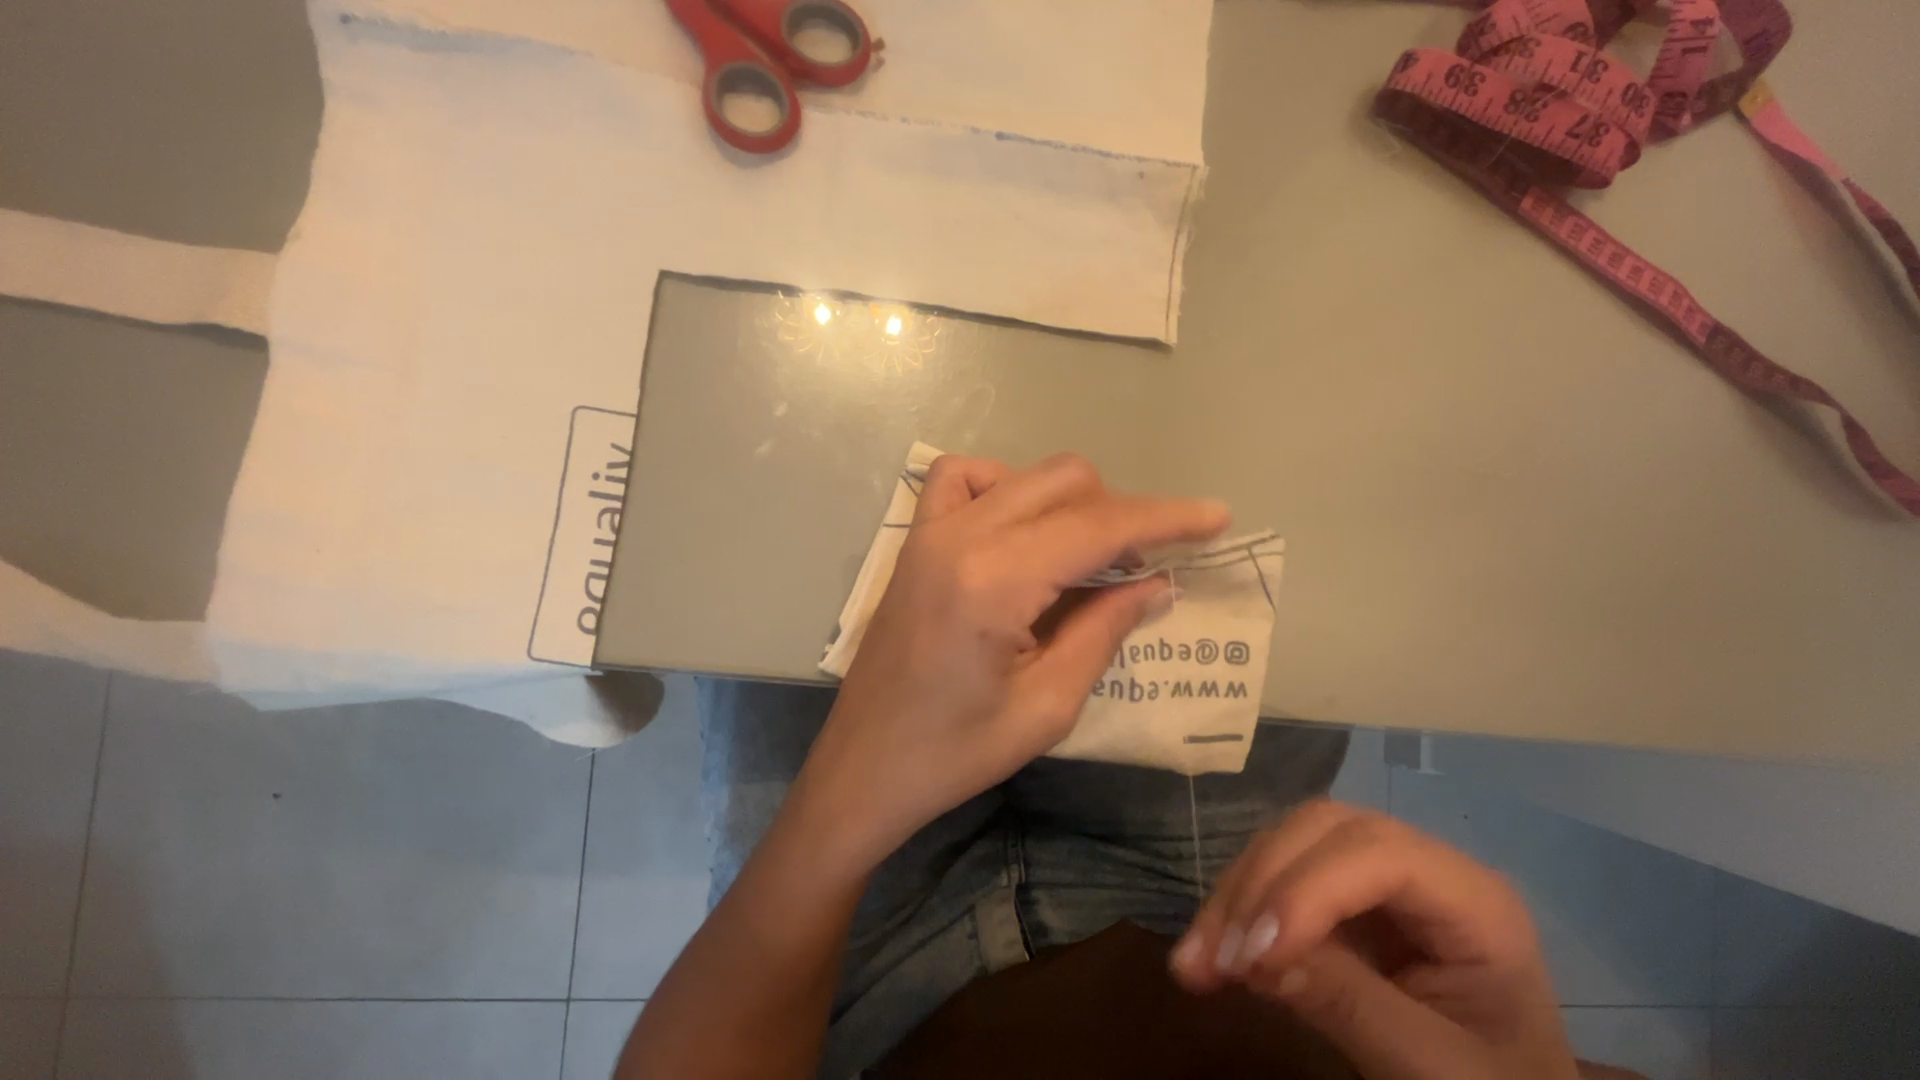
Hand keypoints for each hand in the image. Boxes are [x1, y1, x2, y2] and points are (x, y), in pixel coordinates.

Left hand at [795, 452, 1229, 864]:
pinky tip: (1022, 531)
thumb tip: (1157, 581)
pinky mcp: (913, 543)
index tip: (1217, 518)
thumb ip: (1103, 630)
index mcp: (994, 582)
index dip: (1165, 518)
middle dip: (1121, 512)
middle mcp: (959, 537)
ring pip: (1021, 474)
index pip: (1098, 526)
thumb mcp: (1048, 705)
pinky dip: (1006, 487)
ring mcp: (929, 533)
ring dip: (1069, 501)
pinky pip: (963, 480)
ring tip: (1087, 554)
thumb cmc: (956, 754)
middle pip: (1065, 482)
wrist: (864, 767)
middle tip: (1145, 564)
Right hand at [1171, 800, 1580, 1079]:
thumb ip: (1355, 1009)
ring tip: (1195, 963)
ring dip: (1235, 897)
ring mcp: (1378, 882)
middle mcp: (1424, 869)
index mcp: (1475, 902)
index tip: (1253, 958)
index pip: (1379, 854)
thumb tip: (1256, 955)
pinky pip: (1276, 884)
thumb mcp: (1439, 1073)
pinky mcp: (1342, 905)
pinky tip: (1208, 955)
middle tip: (1213, 956)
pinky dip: (1236, 914)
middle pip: (1323, 830)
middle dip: (1260, 884)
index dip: (1308, 890)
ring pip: (1288, 845)